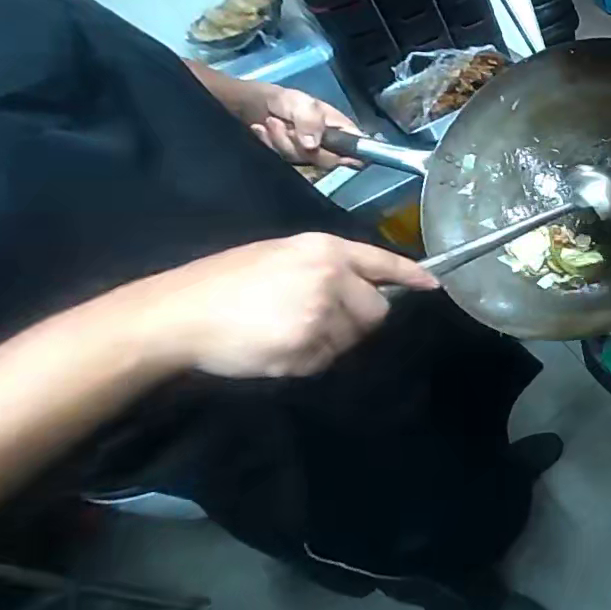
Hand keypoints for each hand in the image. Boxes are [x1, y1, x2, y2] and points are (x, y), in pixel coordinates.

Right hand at [121, 233, 437, 378]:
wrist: (176, 313)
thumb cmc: (225, 279)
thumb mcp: (281, 254)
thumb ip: (328, 266)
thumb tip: (364, 287)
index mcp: (325, 249)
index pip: (383, 263)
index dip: (412, 275)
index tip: (434, 285)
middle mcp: (331, 278)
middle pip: (376, 310)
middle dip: (358, 319)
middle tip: (319, 317)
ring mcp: (320, 315)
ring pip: (351, 338)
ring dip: (330, 340)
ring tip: (287, 328)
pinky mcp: (306, 349)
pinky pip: (325, 360)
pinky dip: (308, 359)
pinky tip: (277, 346)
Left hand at [245, 85, 359, 169]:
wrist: (252, 103)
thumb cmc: (283, 99)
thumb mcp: (298, 102)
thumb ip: (309, 120)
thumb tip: (312, 146)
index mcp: (343, 129)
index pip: (359, 149)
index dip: (353, 156)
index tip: (331, 152)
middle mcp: (332, 145)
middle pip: (327, 160)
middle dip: (301, 144)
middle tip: (285, 125)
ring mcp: (312, 154)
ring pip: (303, 160)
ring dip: (281, 141)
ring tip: (271, 122)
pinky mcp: (294, 159)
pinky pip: (285, 161)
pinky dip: (271, 145)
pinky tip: (262, 130)